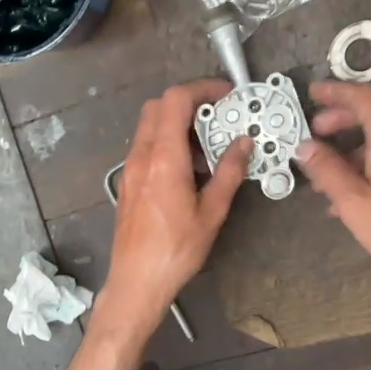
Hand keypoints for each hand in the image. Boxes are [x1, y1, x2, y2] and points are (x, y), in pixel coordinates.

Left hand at [94, 80, 249, 339]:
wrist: (137, 281)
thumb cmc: (176, 251)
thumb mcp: (212, 212)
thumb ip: (229, 172)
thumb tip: (243, 143)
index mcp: (163, 158)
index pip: (176, 100)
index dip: (203, 88)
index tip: (226, 95)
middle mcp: (141, 157)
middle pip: (158, 106)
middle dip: (189, 103)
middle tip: (218, 119)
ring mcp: (130, 170)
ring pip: (149, 128)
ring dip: (178, 126)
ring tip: (208, 150)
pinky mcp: (127, 184)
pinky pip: (145, 149)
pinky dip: (167, 145)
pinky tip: (188, 171)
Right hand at [294, 80, 370, 291]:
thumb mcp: (352, 200)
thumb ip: (327, 169)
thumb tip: (305, 147)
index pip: (363, 97)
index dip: (336, 91)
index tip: (314, 92)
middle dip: (345, 114)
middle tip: (318, 128)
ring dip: (358, 139)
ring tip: (331, 166)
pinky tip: (357, 186)